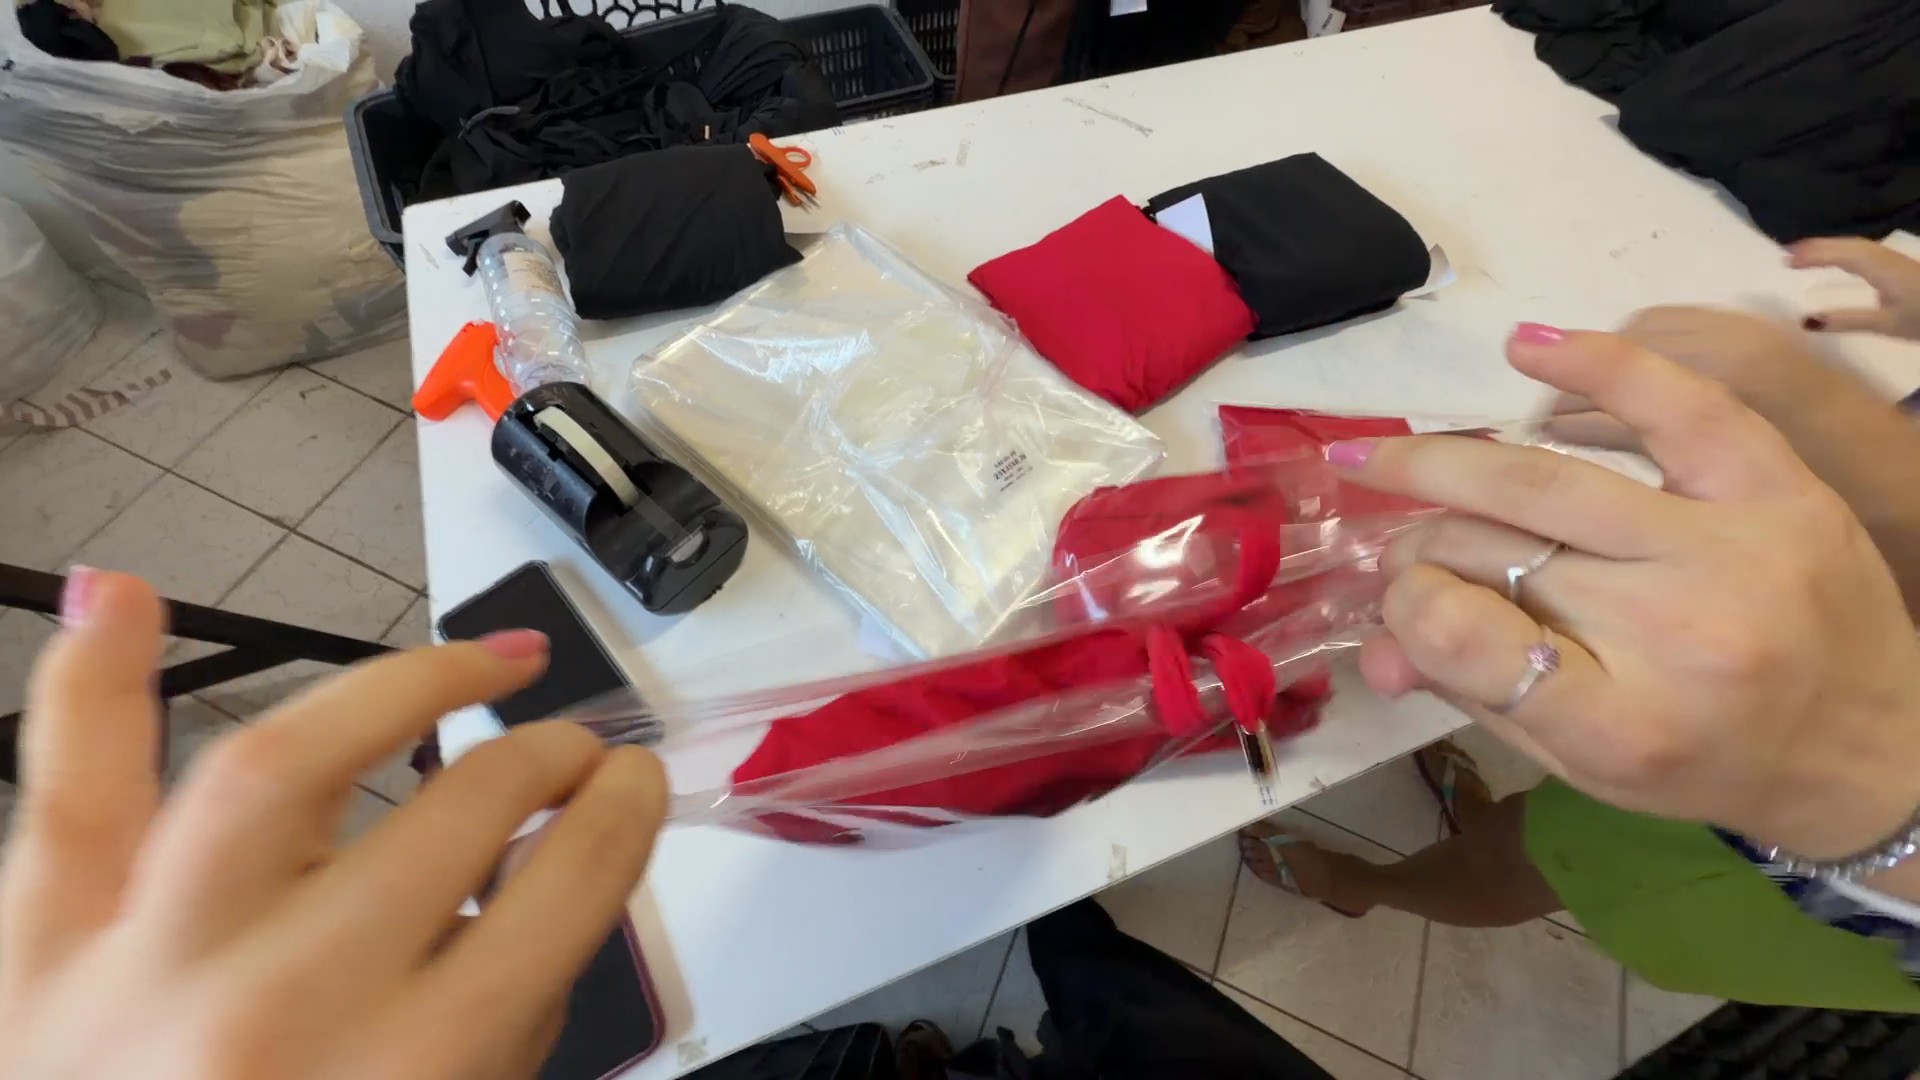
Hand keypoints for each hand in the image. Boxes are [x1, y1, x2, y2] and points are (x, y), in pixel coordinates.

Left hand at [0, 571, 666, 1079]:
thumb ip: (534, 971)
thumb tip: (566, 836)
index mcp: (417, 1067)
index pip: (575, 873)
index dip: (632, 801)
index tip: (639, 776)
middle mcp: (281, 1008)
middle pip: (466, 803)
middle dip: (557, 751)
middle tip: (578, 749)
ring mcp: (138, 974)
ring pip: (284, 763)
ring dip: (410, 681)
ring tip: (485, 657)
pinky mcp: (30, 963)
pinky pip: (65, 804)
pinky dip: (92, 685)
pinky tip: (123, 591)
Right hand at [1334, 327, 1919, 862]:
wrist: (1880, 748)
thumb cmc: (1696, 761)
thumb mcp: (1565, 755)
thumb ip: (1462, 688)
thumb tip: (1371, 649)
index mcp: (1616, 722)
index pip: (1457, 635)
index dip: (1405, 610)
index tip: (1399, 612)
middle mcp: (1673, 628)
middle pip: (1483, 551)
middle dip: (1414, 548)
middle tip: (1394, 553)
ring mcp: (1731, 549)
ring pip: (1538, 486)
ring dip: (1436, 467)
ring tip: (1375, 460)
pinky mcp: (1780, 494)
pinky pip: (1683, 412)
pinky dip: (1602, 369)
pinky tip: (1523, 347)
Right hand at [1792, 237, 1919, 340]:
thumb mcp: (1889, 325)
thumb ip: (1850, 320)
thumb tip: (1805, 320)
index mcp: (1889, 272)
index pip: (1850, 255)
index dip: (1818, 254)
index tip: (1786, 260)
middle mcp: (1894, 263)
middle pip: (1857, 247)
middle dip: (1822, 246)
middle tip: (1787, 251)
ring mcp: (1900, 265)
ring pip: (1863, 248)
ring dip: (1832, 248)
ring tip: (1803, 254)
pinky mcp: (1903, 271)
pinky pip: (1869, 255)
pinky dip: (1845, 254)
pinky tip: (1835, 262)